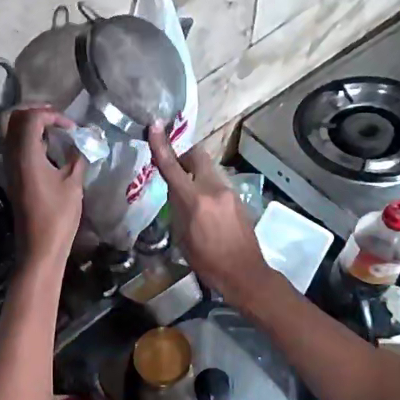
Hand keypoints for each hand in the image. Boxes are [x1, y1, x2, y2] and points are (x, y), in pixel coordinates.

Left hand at [5, 106, 87, 264]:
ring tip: (56, 131)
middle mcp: (12, 157)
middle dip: (38, 113)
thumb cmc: (58, 216)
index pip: (32, 118)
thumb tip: (82, 143)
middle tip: (60, 119)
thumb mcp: (73, 184)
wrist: (39, 247)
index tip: (72, 127)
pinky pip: (16, 147)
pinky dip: (31, 140)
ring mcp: (10, 167)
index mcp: (26, 155)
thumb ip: (77, 157)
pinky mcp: (13, 177)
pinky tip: (49, 150)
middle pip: (16, 120)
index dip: (52, 115)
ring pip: (13, 133)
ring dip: (33, 126)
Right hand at [146, 125, 279, 303]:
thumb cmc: (208, 263)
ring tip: (187, 190)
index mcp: (195, 201)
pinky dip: (206, 187)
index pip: (172, 167)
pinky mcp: (238, 199)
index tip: (154, 125)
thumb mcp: (183, 238)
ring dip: (195, 172)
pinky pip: (217, 184)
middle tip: (173, 161)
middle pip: (197, 157)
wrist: (245, 274)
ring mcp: (229, 193)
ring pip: (208, 170)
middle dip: (184, 154)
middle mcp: (214, 190)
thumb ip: (178, 209)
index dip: (161, 145)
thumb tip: (176, 192)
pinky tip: (203, 206)